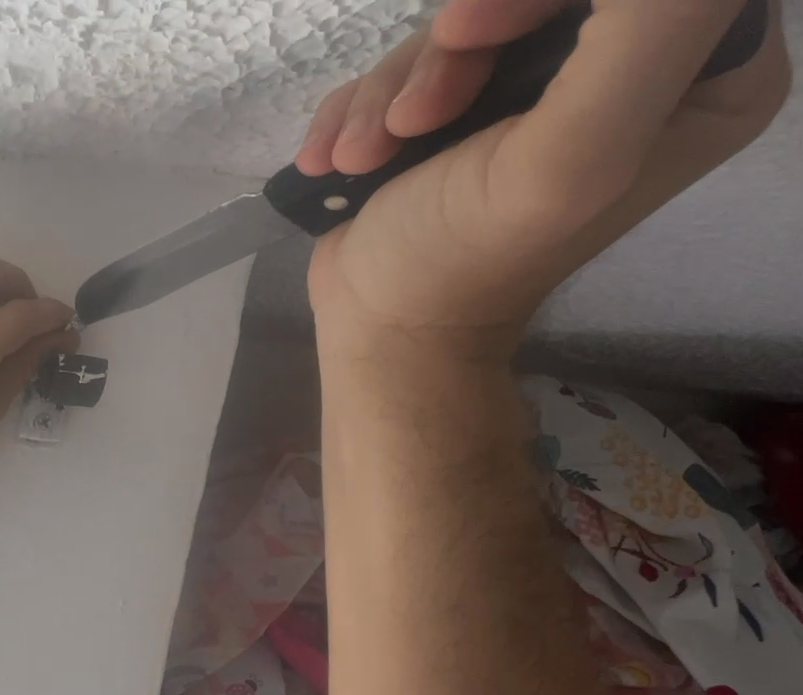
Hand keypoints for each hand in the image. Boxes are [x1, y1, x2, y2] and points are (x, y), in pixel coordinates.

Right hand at [297, 0, 788, 341]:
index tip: (466, 31)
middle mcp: (614, 77)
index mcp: (694, 79)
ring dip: (383, 99)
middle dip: (444, 56)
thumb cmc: (467, 258)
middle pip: (528, 3)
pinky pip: (395, 76)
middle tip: (408, 121)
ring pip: (447, 40)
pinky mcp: (445, 118)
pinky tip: (336, 164)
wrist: (378, 328)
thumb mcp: (569, 152)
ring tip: (361, 164)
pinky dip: (354, 115)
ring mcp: (518, 98)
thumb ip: (640, 35)